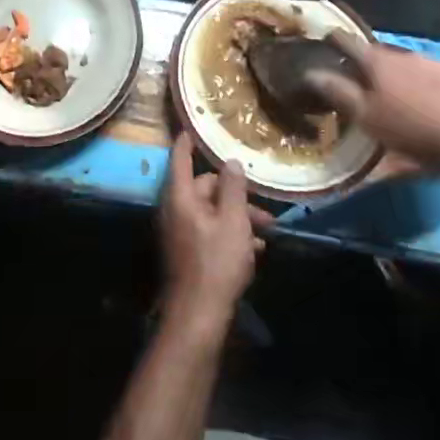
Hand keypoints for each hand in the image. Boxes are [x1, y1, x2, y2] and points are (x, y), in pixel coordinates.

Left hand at [158, 132, 271, 320]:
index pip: (180, 157)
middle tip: (265, 207)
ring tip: (266, 231)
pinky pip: (207, 229)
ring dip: (236, 216)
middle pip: (202, 187)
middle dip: (233, 193)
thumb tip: (230, 160)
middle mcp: (173, 209)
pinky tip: (253, 248)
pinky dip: (228, 232)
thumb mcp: (234, 222)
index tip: (195, 125)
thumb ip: (233, 188)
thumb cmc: (217, 262)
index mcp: (180, 196)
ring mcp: (178, 230)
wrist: (198, 314)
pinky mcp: (185, 249)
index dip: (188, 140)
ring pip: (210, 211)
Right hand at [306, 32, 439, 175]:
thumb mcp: (368, 117)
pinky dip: (414, 88)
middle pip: (373, 55)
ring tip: (385, 99)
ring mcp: (432, 64)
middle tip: (351, 83)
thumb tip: (310, 72)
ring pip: (400, 67)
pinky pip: (424, 79)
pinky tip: (418, 107)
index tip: (318, 44)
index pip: (345, 40)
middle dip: (360, 66)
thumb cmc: (415, 128)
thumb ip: (338, 93)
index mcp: (376, 61)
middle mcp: (402, 54)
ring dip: (390, 78)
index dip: (329, 40)